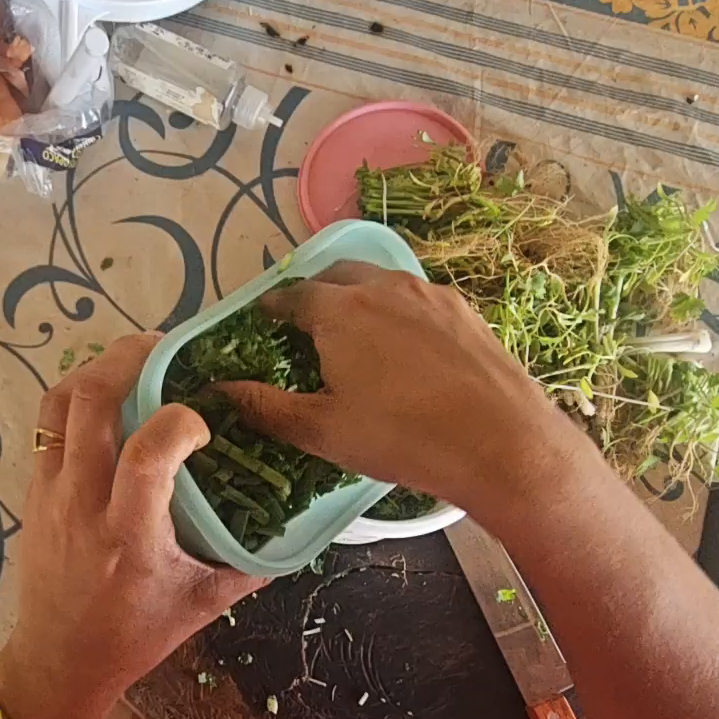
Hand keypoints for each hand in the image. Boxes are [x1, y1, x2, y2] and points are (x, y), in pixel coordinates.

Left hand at [0, 333, 267, 718]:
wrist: (58, 660)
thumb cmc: (134, 636)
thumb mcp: (203, 604)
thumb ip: (250, 563)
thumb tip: (296, 525)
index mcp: (131, 537)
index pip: (147, 455)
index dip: (180, 421)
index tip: (202, 423)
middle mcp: (83, 505)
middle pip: (90, 403)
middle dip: (130, 359)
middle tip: (167, 349)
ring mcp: (50, 493)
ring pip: (60, 403)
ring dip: (97, 369)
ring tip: (135, 362)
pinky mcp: (33, 491)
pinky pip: (48, 424)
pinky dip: (78, 397)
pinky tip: (109, 400)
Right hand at [215, 261, 594, 522]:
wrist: (502, 443)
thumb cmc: (399, 436)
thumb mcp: (319, 429)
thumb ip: (263, 405)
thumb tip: (216, 389)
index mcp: (339, 311)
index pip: (291, 296)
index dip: (270, 309)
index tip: (261, 322)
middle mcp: (383, 287)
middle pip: (336, 275)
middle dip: (313, 293)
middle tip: (303, 325)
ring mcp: (430, 295)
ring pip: (380, 282)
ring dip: (356, 297)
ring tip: (351, 333)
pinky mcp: (464, 312)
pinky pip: (416, 299)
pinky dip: (394, 311)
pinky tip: (402, 348)